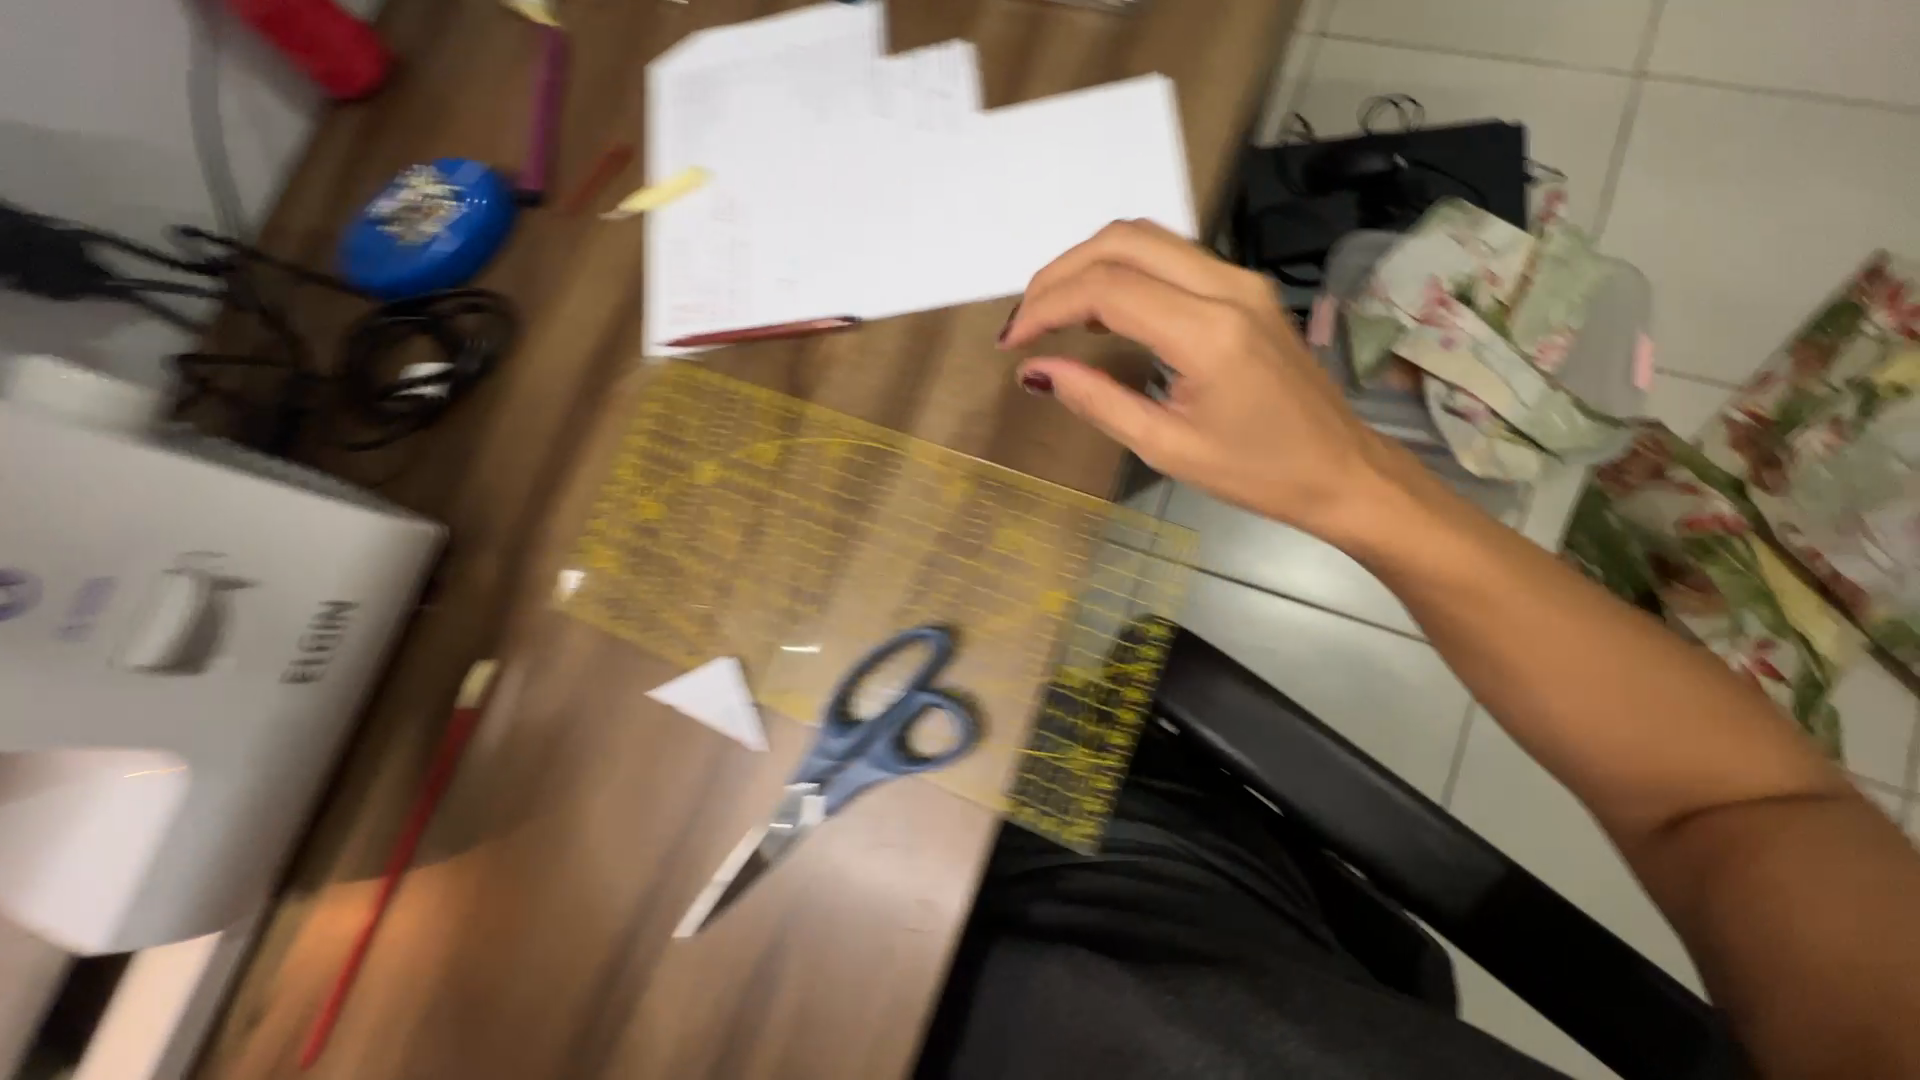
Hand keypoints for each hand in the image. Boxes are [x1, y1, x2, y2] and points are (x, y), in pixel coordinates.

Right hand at [1001, 220, 1407, 543]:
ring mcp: (1241, 280)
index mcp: (1208, 333)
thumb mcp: (1167, 448)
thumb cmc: (1258, 474)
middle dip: (1060, 272)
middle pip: (1123, 240)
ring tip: (1053, 312)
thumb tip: (1036, 372)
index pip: (1108, 289)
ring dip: (1090, 264)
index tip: (1013, 342)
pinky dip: (1123, 270)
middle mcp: (1227, 287)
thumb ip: (1097, 402)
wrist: (1342, 468)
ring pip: (1147, 237)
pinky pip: (1171, 256)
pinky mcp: (1245, 287)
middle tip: (1026, 319)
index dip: (1048, 306)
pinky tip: (1100, 308)